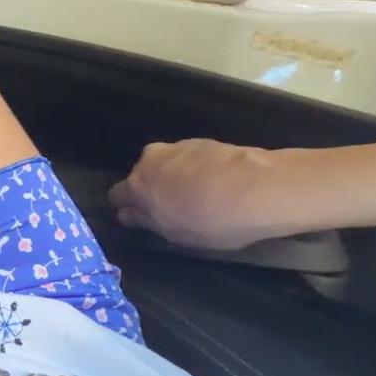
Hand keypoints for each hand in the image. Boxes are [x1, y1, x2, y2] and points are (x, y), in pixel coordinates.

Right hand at [107, 140, 301, 250]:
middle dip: (153, 188)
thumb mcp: (176, 234)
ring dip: (175, 177)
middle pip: (141, 176)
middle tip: (176, 207)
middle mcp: (148, 161)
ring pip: (165, 165)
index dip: (129, 207)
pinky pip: (189, 158)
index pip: (116, 195)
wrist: (259, 188)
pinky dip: (196, 169)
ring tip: (202, 194)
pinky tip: (219, 182)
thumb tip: (126, 214)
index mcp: (136, 186)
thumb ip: (146, 222)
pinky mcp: (201, 141)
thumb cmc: (212, 220)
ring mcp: (175, 147)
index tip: (145, 218)